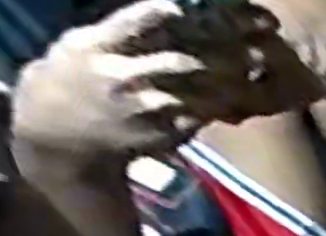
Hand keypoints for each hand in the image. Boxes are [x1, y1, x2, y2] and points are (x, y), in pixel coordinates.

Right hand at [12, 1, 302, 162]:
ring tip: (258, 68)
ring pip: (201, 91)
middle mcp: (121, 72)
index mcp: (94, 44)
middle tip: (257, 49)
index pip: (134, 23)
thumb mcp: (85, 49)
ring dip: (235, 81)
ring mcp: (148, 105)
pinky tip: (247, 98)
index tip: (193, 7)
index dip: (166, 14)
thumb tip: (171, 17)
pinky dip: (228, 107)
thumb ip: (124, 36)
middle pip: (182, 59)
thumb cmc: (79, 82)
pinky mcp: (169, 131)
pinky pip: (206, 117)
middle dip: (223, 53)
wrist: (67, 133)